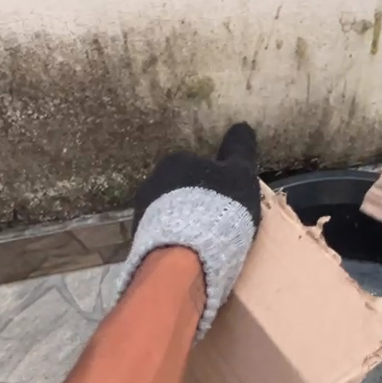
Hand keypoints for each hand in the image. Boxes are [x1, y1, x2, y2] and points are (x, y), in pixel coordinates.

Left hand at [116, 123, 261, 336]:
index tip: (227, 198)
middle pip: (179, 190)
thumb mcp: (240, 174)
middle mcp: (152, 182)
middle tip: (216, 220)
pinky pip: (163, 237)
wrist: (185, 255)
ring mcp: (141, 212)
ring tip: (203, 242)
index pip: (196, 165)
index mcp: (175, 161)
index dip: (215, 182)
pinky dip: (176, 243)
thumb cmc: (218, 207)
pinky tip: (189, 255)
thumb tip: (241, 126)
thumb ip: (240, 150)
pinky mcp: (139, 241)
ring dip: (183, 223)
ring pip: (168, 214)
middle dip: (195, 202)